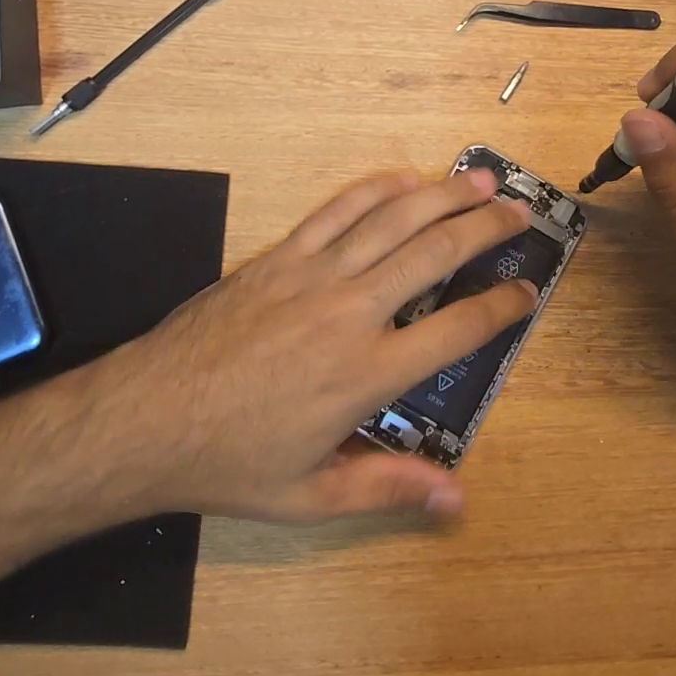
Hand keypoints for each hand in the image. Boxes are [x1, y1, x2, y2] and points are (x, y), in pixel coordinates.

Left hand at [83, 170, 534, 523]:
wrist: (146, 418)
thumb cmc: (230, 462)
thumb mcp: (312, 496)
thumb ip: (388, 487)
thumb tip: (457, 496)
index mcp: (367, 372)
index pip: (458, 330)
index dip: (502, 306)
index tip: (528, 290)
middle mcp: (350, 311)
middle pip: (435, 254)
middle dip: (486, 228)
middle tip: (520, 211)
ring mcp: (312, 275)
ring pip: (392, 220)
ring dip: (442, 196)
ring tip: (480, 180)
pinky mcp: (278, 257)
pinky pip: (336, 212)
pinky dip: (374, 190)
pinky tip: (402, 180)